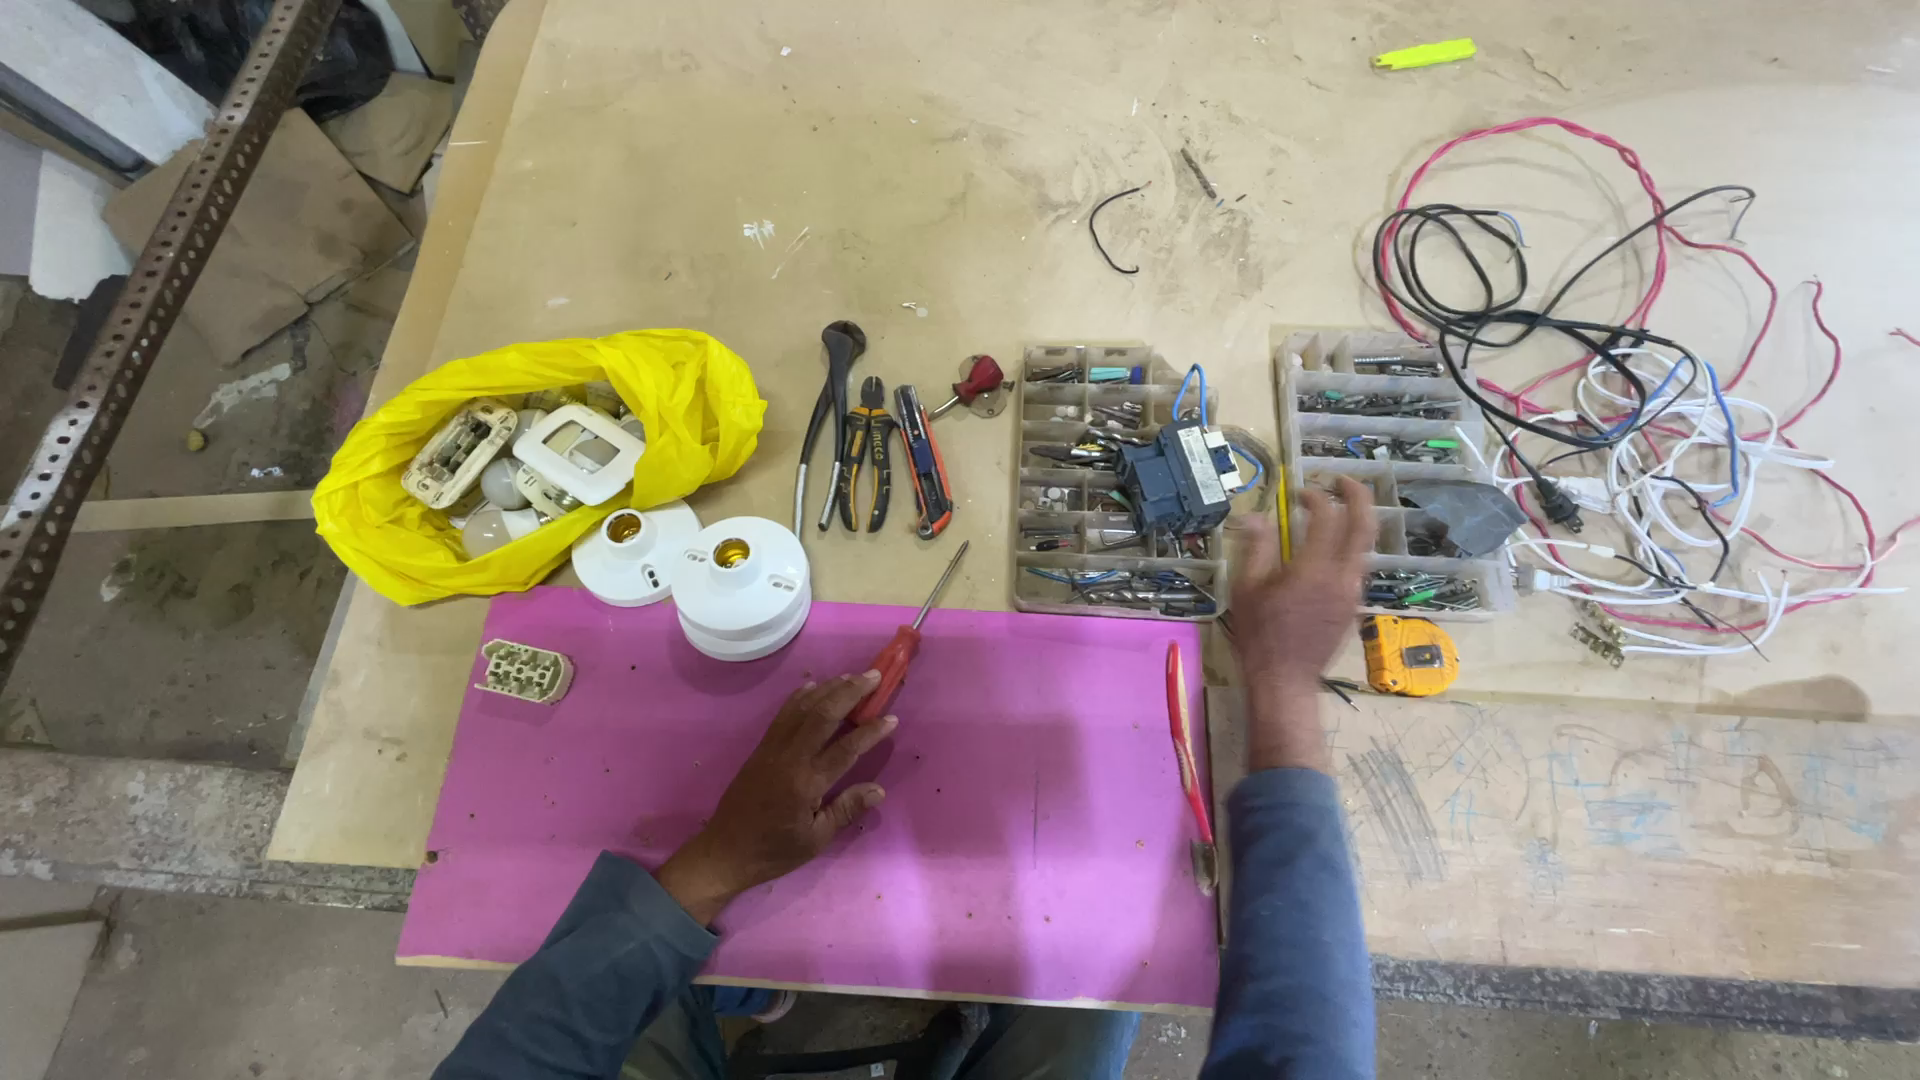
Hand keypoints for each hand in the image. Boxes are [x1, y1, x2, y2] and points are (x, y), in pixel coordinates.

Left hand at [655, 672, 896, 924]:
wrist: (725, 851)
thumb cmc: (774, 850)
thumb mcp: (816, 840)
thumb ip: (847, 810)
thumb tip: (878, 790)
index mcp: (807, 783)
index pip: (846, 748)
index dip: (871, 731)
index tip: (891, 719)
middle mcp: (790, 758)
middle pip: (824, 714)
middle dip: (851, 692)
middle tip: (874, 677)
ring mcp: (773, 748)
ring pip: (804, 708)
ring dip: (829, 688)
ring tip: (852, 676)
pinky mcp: (762, 747)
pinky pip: (784, 714)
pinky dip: (800, 696)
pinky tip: (814, 687)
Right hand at [1230, 478, 1374, 771]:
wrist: (1285, 679)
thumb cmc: (1259, 635)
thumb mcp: (1247, 589)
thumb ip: (1256, 548)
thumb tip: (1257, 516)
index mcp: (1313, 570)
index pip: (1325, 518)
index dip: (1315, 497)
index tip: (1299, 491)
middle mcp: (1342, 577)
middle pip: (1363, 526)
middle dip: (1357, 496)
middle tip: (1342, 480)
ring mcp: (1352, 592)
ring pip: (1366, 546)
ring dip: (1356, 521)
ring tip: (1339, 509)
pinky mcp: (1353, 606)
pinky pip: (1359, 565)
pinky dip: (1350, 545)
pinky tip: (1331, 547)